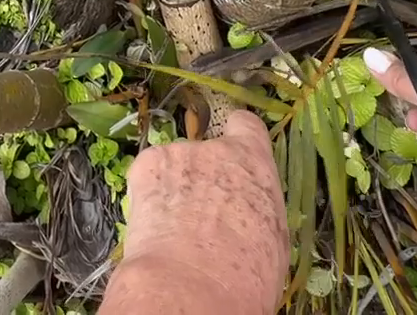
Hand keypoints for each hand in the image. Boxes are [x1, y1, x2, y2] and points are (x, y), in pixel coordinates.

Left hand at [110, 111, 287, 314]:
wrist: (192, 289)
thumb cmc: (244, 280)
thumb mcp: (270, 242)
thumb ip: (255, 209)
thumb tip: (243, 215)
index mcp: (254, 165)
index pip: (247, 127)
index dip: (239, 140)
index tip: (234, 159)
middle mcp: (217, 150)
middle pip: (207, 156)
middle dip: (203, 180)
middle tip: (200, 220)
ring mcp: (179, 153)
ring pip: (175, 169)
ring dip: (175, 191)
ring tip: (174, 233)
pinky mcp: (147, 164)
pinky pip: (149, 175)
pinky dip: (149, 196)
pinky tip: (154, 228)